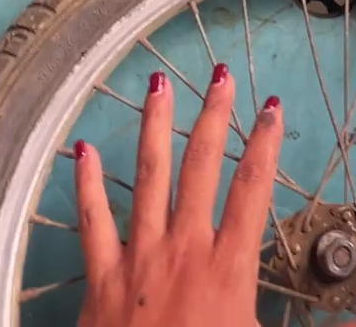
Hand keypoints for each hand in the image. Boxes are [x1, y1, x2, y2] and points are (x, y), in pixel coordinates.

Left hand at [74, 65, 282, 326]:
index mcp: (227, 268)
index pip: (252, 189)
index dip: (265, 144)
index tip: (272, 107)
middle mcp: (184, 250)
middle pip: (202, 167)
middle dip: (214, 116)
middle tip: (221, 75)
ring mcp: (139, 259)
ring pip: (149, 177)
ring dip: (155, 127)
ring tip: (158, 85)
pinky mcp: (101, 280)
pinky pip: (93, 223)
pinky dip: (88, 184)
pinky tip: (83, 149)